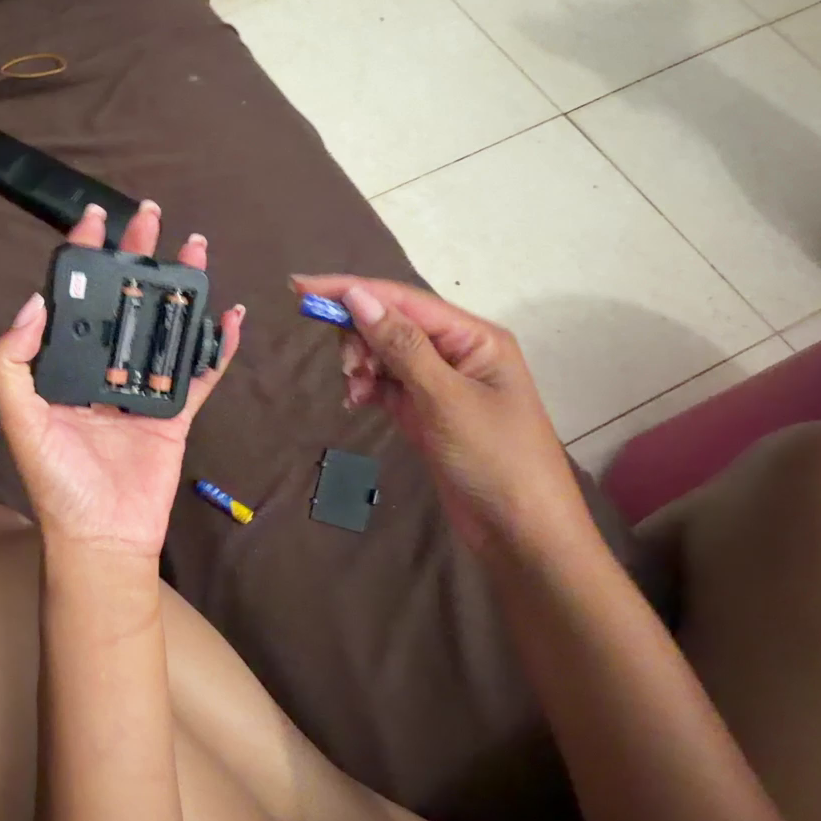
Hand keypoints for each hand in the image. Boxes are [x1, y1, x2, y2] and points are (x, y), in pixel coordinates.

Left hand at [0, 201, 243, 561]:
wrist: (101, 536)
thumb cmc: (55, 480)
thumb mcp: (19, 418)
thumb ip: (13, 361)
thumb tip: (35, 302)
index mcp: (64, 368)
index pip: (75, 301)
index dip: (83, 258)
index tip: (95, 218)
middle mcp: (102, 371)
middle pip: (124, 303)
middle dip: (137, 256)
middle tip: (152, 215)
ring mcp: (141, 391)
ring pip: (164, 328)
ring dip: (181, 288)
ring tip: (194, 248)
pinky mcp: (174, 414)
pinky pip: (199, 374)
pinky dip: (216, 347)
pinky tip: (230, 315)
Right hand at [292, 275, 589, 556]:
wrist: (520, 532)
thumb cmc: (494, 460)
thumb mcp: (445, 399)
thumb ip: (401, 346)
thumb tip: (357, 296)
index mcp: (473, 336)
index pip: (402, 300)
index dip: (350, 290)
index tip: (299, 289)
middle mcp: (456, 351)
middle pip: (390, 322)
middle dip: (358, 337)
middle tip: (347, 371)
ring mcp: (439, 383)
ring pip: (384, 354)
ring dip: (361, 365)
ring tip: (355, 393)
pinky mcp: (425, 411)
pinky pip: (386, 384)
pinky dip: (367, 388)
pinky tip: (358, 402)